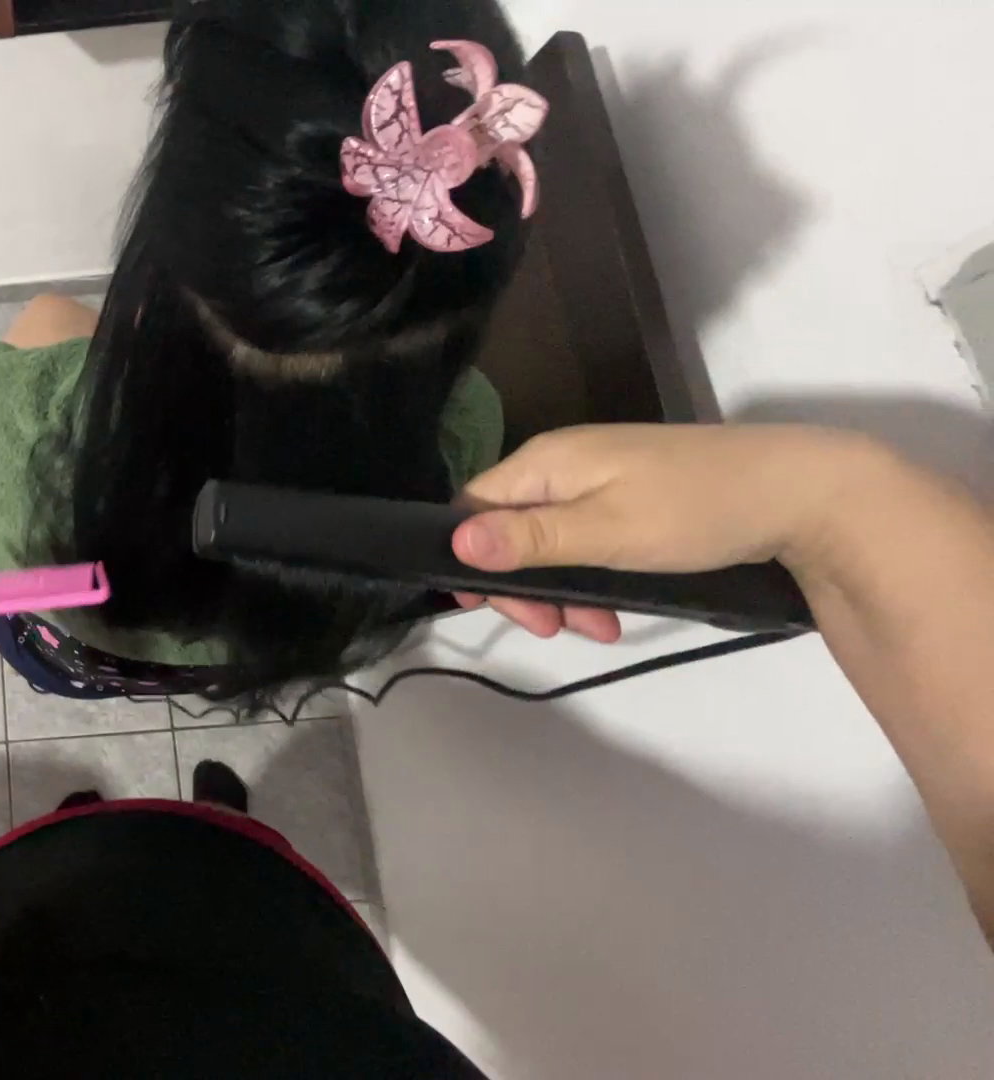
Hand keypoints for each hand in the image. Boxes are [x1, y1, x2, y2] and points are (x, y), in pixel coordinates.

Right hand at [448, 423, 882, 639]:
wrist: (815, 493)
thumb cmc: (698, 510)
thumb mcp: (607, 531)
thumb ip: (528, 538)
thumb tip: (455, 543)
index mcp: (544, 462)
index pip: (471, 507)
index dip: (465, 555)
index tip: (482, 605)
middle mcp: (560, 463)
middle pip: (505, 527)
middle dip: (518, 583)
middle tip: (548, 628)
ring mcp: (596, 477)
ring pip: (544, 539)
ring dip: (556, 589)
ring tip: (594, 628)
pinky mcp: (626, 494)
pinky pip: (579, 538)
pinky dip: (586, 576)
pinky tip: (611, 610)